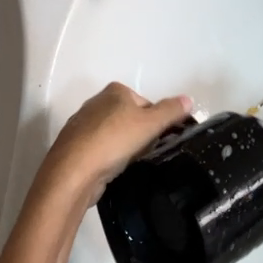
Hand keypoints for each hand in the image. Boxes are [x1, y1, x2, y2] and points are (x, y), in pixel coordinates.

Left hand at [41, 83, 193, 207]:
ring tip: (129, 164)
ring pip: (116, 135)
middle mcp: (97, 102)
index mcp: (115, 91)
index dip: (157, 123)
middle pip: (131, 118)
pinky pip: (101, 149)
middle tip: (145, 154)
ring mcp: (83, 124)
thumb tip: (189, 99)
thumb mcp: (149, 124)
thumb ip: (170, 111)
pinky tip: (112, 170)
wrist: (73, 172)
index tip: (159, 141)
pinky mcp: (75, 146)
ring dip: (125, 148)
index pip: (147, 104)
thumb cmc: (114, 140)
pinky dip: (109, 158)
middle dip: (140, 136)